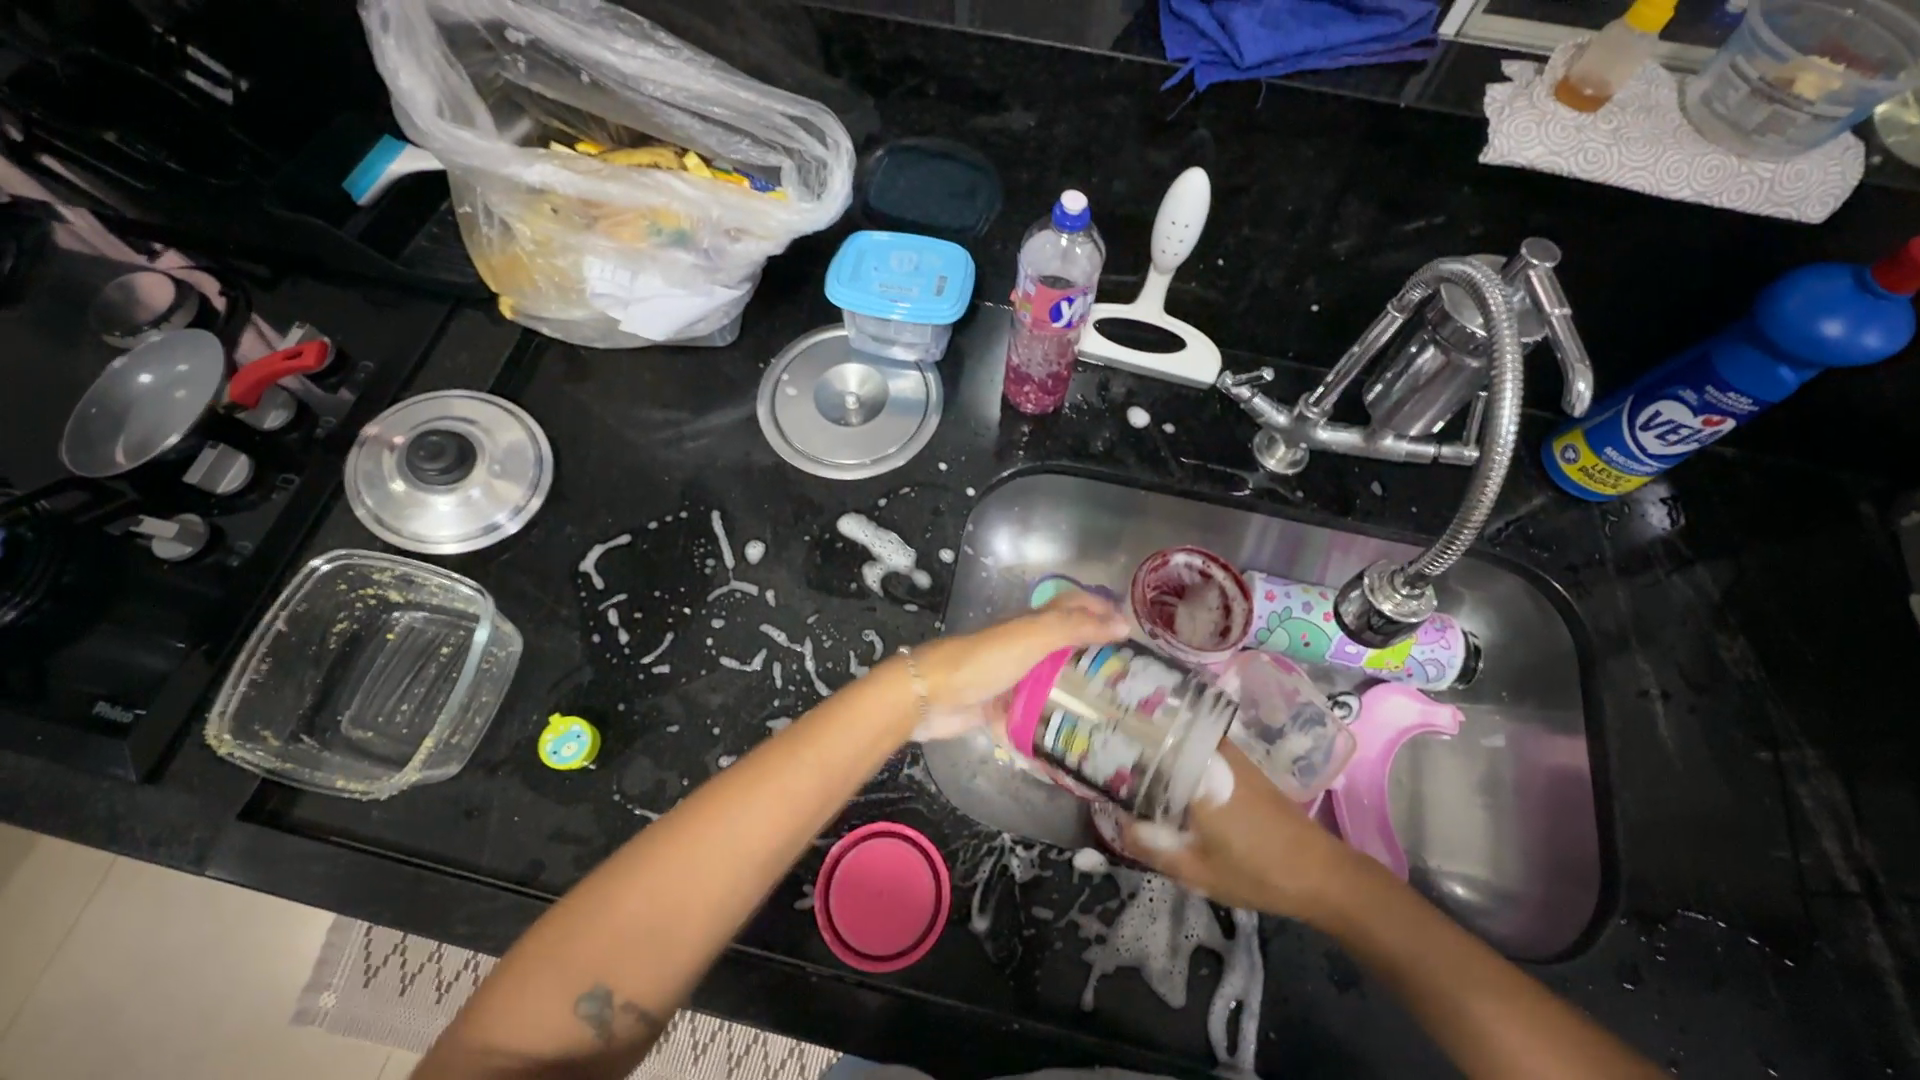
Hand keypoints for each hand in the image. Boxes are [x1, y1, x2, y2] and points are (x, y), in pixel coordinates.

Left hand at [906, 590, 1129, 740]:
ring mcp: (1009, 680)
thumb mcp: (1032, 637)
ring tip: (1111, 710)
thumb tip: (1122, 624)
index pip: (1070, 608)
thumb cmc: (983, 661)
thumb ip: (1075, 629)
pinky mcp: (997, 710)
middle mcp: (1022, 648)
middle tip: (1130, 677)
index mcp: (1029, 624)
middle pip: (1062, 647)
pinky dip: (1048, 724)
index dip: (1098, 610)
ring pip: (1048, 683)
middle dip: (1093, 657)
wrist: (929, 697)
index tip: (1131, 629)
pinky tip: (1074, 739)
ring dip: (1074, 693)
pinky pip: (1029, 716)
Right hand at [1121, 743, 1363, 917]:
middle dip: (1135, 741)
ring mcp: (1232, 757)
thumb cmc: (1256, 871)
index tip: (1092, 747)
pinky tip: (1168, 781)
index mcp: (1197, 771)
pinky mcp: (1244, 768)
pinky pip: (1200, 751)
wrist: (1322, 875)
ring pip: (1182, 741)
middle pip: (1164, 734)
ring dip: (1158, 749)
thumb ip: (1152, 846)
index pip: (1146, 741)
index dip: (1117, 741)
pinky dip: (1180, 759)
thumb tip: (1119, 823)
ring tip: (1129, 766)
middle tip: (1105, 755)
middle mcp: (1213, 753)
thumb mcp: (1196, 871)